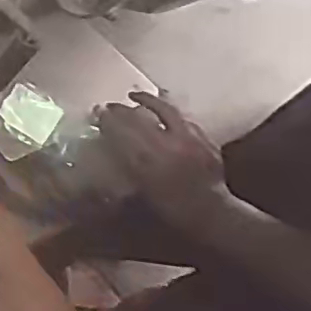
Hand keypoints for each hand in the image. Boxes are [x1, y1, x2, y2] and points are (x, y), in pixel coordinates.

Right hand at [96, 91, 235, 233]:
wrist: (212, 214)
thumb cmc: (172, 208)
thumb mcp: (143, 190)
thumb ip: (130, 166)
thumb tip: (115, 146)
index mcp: (149, 161)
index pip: (123, 131)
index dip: (109, 120)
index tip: (98, 113)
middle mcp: (169, 144)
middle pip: (140, 119)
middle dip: (122, 110)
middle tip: (109, 105)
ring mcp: (190, 139)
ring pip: (166, 111)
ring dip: (148, 100)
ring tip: (135, 96)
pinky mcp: (205, 140)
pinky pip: (184, 119)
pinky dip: (170, 111)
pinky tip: (164, 110)